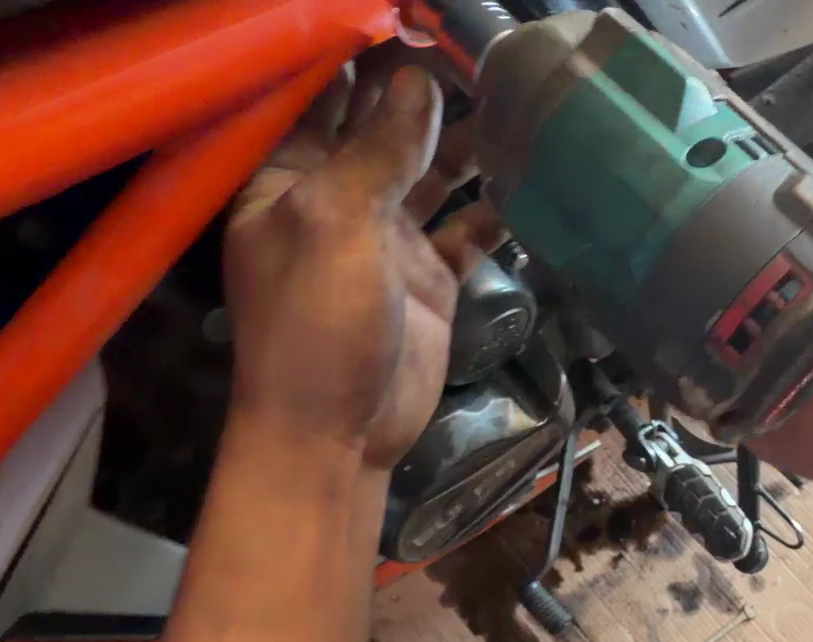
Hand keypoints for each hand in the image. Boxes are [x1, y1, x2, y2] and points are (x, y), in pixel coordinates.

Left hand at [224, 64, 501, 470]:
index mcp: (289, 175)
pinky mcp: (429, 280)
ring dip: (464, 142)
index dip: (363, 49)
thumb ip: (378, 153)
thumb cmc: (315, 325)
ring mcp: (387, 239)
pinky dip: (490, 211)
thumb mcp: (337, 226)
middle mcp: (338, 197)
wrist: (340, 430)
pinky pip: (464, 232)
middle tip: (478, 47)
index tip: (414, 14)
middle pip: (383, 125)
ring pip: (430, 174)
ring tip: (511, 101)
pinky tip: (523, 182)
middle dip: (422, 86)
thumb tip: (419, 81)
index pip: (323, 90)